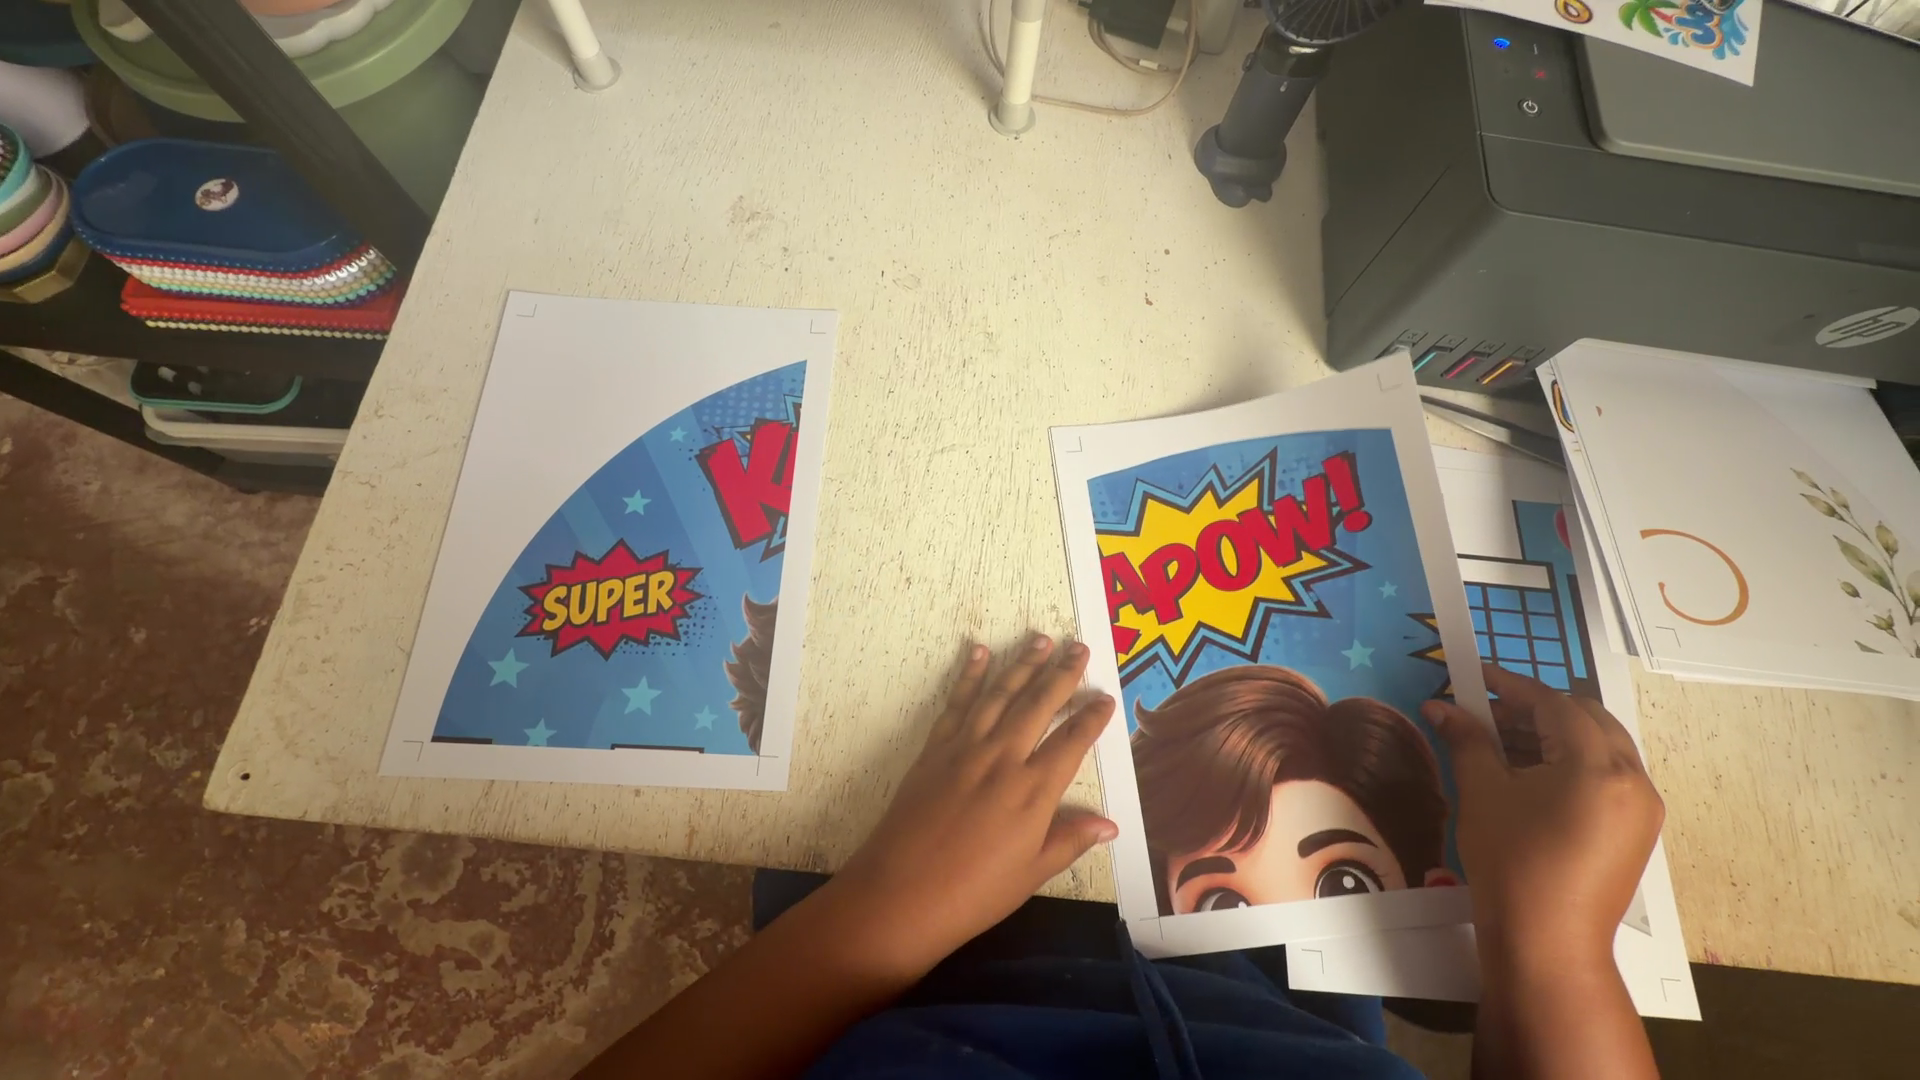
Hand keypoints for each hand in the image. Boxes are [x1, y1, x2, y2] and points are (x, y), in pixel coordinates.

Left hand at [829, 635, 1116, 975]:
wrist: (900, 893)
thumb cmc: (973, 893)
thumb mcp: (1031, 874)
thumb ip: (1069, 840)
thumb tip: (1110, 824)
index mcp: (1033, 791)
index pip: (1072, 742)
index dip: (1092, 718)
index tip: (1106, 696)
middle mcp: (1003, 758)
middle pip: (1039, 704)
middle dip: (1062, 674)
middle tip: (1079, 647)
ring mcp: (966, 748)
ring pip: (1000, 694)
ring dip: (1022, 664)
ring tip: (1041, 639)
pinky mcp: (935, 747)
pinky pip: (957, 702)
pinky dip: (969, 674)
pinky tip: (979, 652)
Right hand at [1422, 664, 1663, 970]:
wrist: (1547, 938)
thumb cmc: (1510, 857)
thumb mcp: (1481, 791)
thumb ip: (1466, 739)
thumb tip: (1440, 706)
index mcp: (1598, 766)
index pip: (1555, 705)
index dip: (1512, 685)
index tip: (1475, 674)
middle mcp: (1633, 779)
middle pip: (1588, 719)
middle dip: (1536, 707)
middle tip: (1488, 711)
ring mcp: (1642, 807)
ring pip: (1601, 745)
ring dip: (1553, 732)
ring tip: (1502, 741)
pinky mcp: (1637, 829)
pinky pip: (1607, 773)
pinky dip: (1570, 760)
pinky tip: (1529, 773)